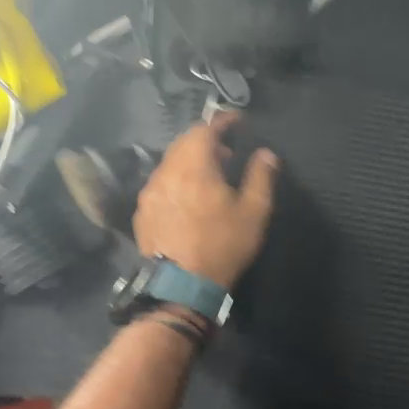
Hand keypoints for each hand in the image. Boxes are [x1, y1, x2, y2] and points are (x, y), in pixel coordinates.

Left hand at [132, 112, 278, 289]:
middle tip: (228, 148)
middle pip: (183, 143)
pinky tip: (191, 195)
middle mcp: (167, 174)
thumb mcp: (254, 212)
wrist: (180, 288)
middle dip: (206, 139)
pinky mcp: (143, 212)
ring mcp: (150, 194)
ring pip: (170, 162)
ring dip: (191, 159)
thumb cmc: (223, 245)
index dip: (222, 121)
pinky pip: (161, 182)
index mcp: (195, 168)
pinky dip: (178, 177)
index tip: (238, 120)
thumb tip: (265, 153)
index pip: (204, 130)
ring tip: (212, 172)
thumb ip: (261, 177)